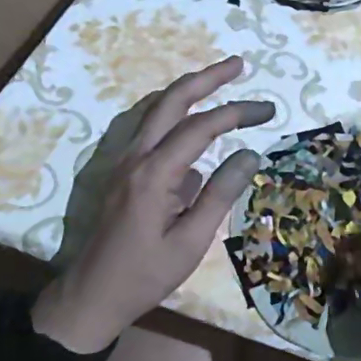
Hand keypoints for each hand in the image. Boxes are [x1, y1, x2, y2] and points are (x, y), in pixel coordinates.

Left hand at [32, 57, 274, 351]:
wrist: (91, 296)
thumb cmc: (145, 274)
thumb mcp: (191, 241)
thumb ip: (220, 194)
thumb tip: (249, 155)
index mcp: (154, 173)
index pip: (201, 127)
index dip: (236, 113)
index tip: (268, 110)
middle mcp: (136, 156)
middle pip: (171, 101)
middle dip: (207, 78)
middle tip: (239, 64)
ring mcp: (125, 161)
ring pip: (157, 110)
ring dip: (189, 90)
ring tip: (220, 79)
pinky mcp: (123, 171)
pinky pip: (150, 128)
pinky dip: (175, 111)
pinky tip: (194, 120)